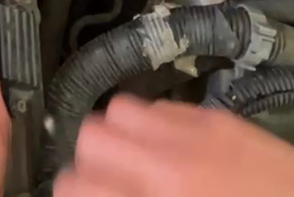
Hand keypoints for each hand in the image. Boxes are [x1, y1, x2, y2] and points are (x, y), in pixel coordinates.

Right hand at [57, 96, 293, 196]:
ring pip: (122, 109)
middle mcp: (168, 163)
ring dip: (123, 135)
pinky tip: (177, 151)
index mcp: (156, 196)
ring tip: (140, 162)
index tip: (77, 194)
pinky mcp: (222, 119)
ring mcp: (196, 134)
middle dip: (92, 159)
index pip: (75, 181)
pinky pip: (165, 106)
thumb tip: (96, 189)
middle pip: (91, 133)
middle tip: (107, 182)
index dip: (71, 189)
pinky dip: (159, 125)